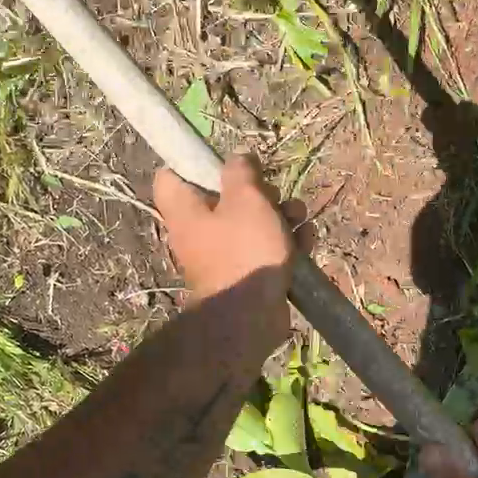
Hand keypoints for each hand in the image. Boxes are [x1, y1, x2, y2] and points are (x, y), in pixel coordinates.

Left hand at [153, 155, 292, 302]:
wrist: (250, 318)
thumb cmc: (243, 251)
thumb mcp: (246, 199)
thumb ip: (242, 172)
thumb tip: (239, 159)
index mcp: (185, 209)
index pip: (171, 175)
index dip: (195, 163)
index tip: (224, 162)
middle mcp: (198, 232)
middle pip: (224, 198)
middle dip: (258, 192)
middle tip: (273, 193)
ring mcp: (224, 256)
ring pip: (252, 223)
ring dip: (280, 216)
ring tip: (299, 217)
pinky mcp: (247, 274)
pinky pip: (265, 249)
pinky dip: (285, 243)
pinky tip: (306, 241)